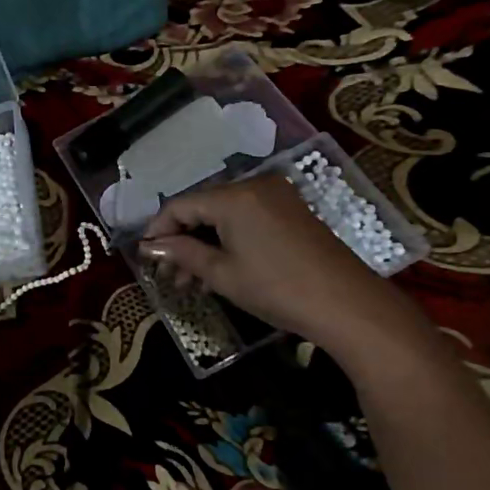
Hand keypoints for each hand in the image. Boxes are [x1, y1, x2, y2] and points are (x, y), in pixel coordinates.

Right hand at [139, 175, 425, 356]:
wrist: (344, 303)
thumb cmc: (275, 288)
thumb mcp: (221, 274)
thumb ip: (182, 254)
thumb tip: (150, 248)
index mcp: (234, 196)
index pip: (179, 205)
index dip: (157, 231)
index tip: (145, 259)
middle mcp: (254, 186)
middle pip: (201, 207)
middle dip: (180, 240)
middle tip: (167, 276)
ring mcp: (275, 197)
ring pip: (223, 215)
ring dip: (202, 244)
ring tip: (189, 282)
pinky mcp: (290, 211)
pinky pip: (245, 219)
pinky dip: (226, 241)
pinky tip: (217, 270)